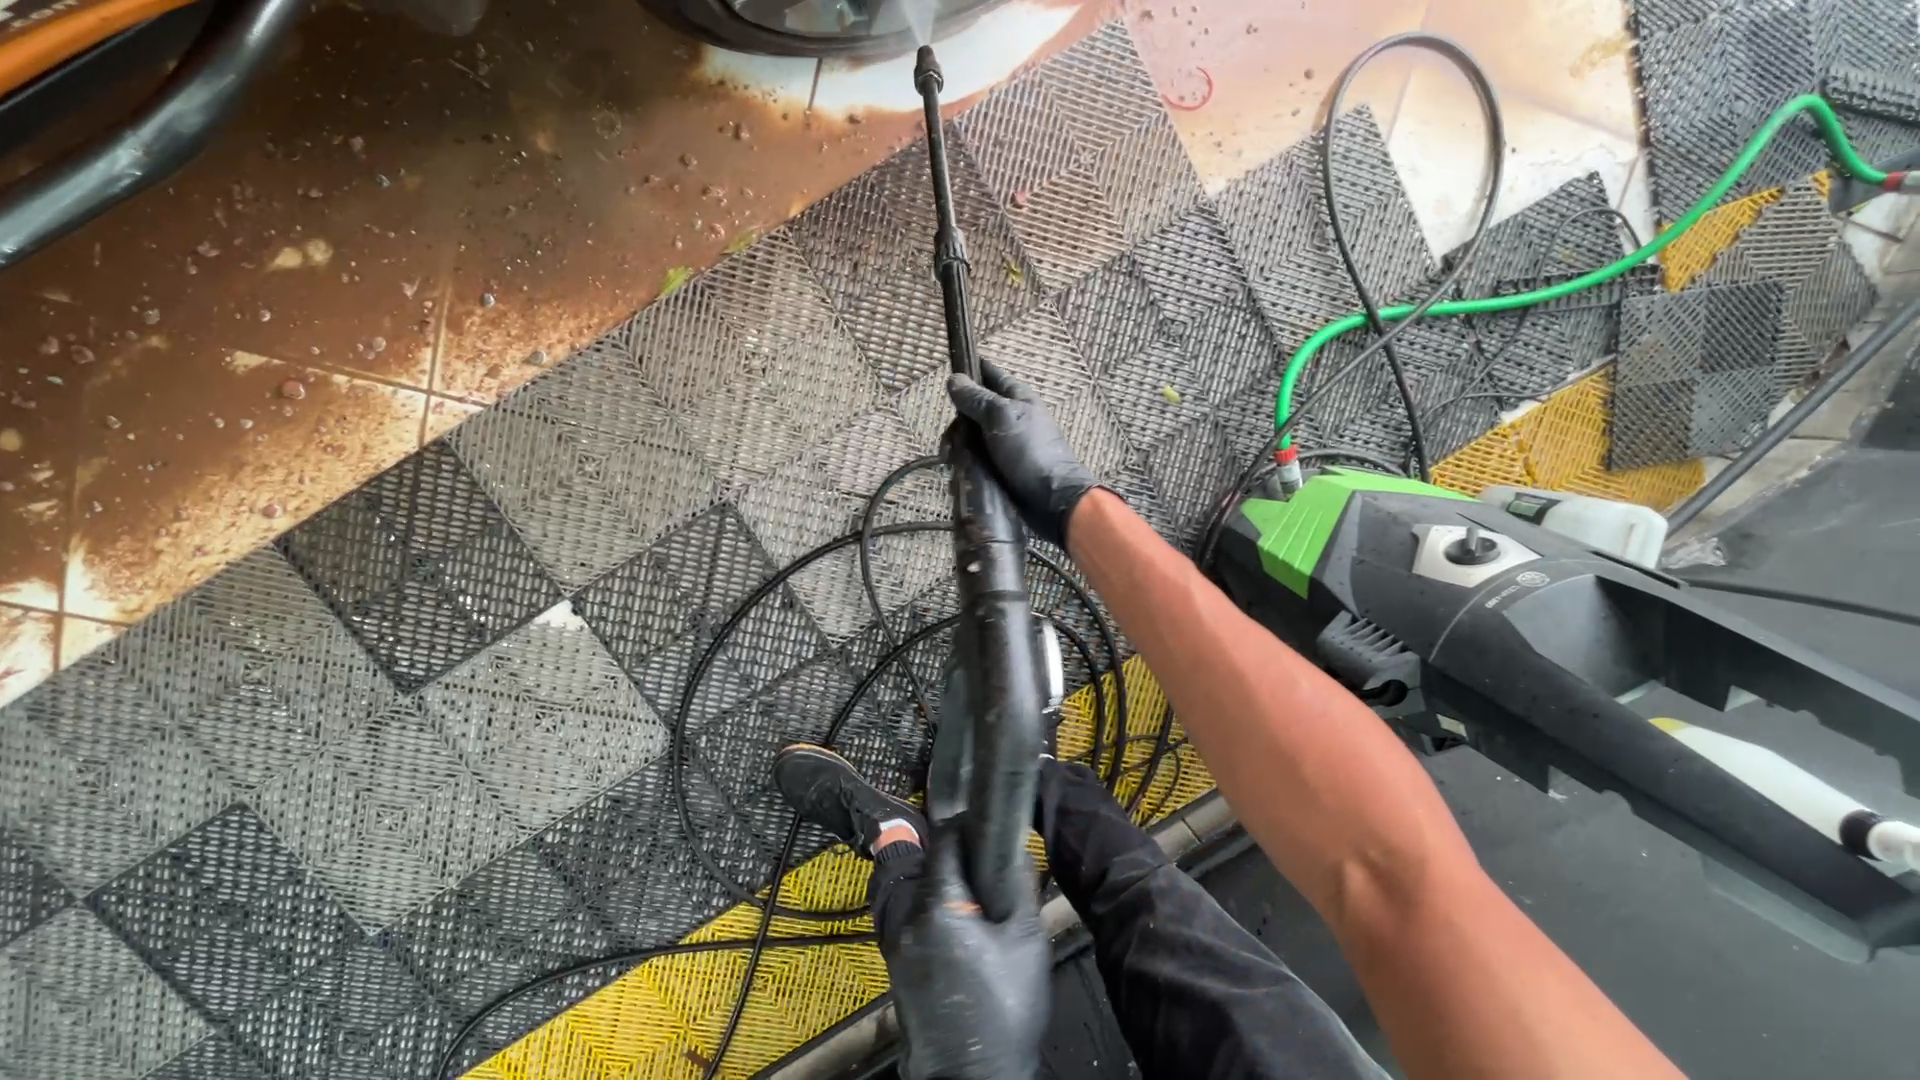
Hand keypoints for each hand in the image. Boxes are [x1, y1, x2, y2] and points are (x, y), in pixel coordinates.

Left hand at [883, 831, 1050, 1079]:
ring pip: (926, 900)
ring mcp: (899, 948)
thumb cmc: (1005, 1009)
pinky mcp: (898, 971)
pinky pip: (919, 928)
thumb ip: (1020, 887)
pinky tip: (968, 940)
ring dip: (951, 895)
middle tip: (992, 870)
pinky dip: (940, 922)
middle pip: (934, 871)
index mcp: (939, 908)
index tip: (984, 824)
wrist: (973, 1077)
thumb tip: (1015, 849)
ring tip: (984, 909)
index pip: (944, 842)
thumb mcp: (1026, 943)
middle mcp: (910, 921)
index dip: (965, 827)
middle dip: (961, 864)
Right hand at [947, 360, 1101, 547]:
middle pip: (972, 412)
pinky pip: (974, 462)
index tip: (949, 375)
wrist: (1051, 499)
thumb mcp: (1001, 417)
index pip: (989, 375)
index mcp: (1016, 398)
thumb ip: (977, 398)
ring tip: (952, 463)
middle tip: (950, 442)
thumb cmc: (1029, 452)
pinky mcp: (999, 470)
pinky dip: (964, 467)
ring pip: (970, 440)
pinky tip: (958, 475)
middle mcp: (1009, 419)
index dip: (970, 372)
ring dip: (958, 450)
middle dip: (958, 425)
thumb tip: (954, 378)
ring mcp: (1004, 446)